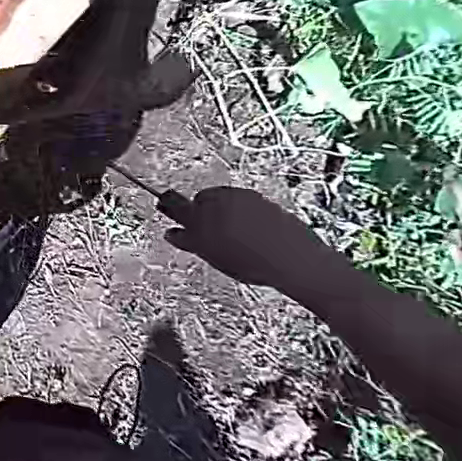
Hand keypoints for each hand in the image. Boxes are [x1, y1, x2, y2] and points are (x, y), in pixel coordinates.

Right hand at [163, 186, 349, 290]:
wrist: (295, 261)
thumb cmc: (251, 261)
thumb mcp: (212, 255)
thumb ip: (188, 241)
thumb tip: (171, 233)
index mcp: (200, 212)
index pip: (176, 202)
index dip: (170, 205)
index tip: (166, 207)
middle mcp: (219, 199)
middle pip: (202, 199)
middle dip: (203, 212)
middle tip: (210, 234)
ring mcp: (243, 198)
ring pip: (224, 201)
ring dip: (224, 213)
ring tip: (235, 238)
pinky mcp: (262, 201)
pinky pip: (245, 204)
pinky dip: (244, 215)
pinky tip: (252, 236)